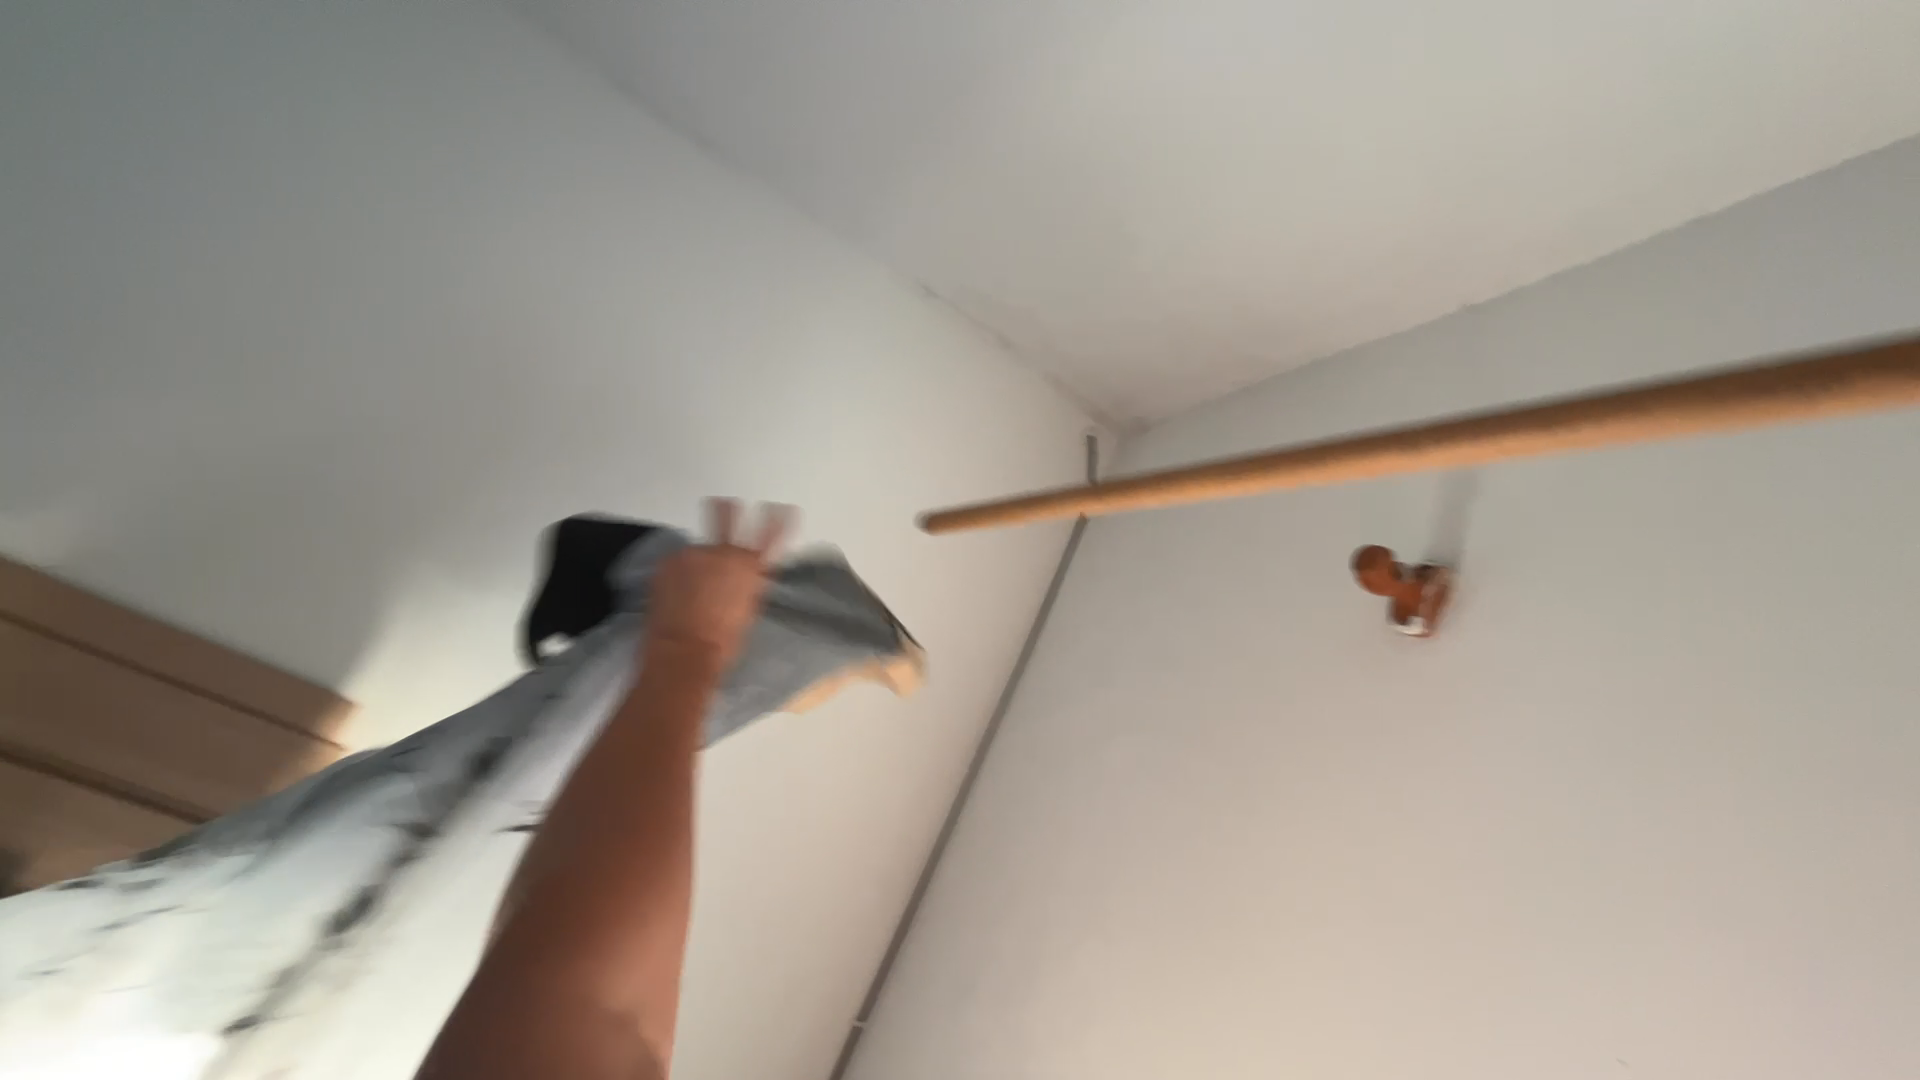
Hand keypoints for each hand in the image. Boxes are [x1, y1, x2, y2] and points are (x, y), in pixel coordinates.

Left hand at [643, 499, 793, 667]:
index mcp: (750, 564)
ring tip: (694, 577)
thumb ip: (748, 583)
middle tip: (724, 502)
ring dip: (699, 558)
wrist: (683, 651)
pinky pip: (677, 562)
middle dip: (726, 510)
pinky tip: (678, 591)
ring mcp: (692, 554)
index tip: (783, 508)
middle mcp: (722, 552)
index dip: (778, 519)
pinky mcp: (667, 563)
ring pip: (698, 549)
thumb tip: (744, 575)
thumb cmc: (724, 640)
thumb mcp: (748, 609)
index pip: (770, 533)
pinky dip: (679, 572)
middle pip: (724, 517)